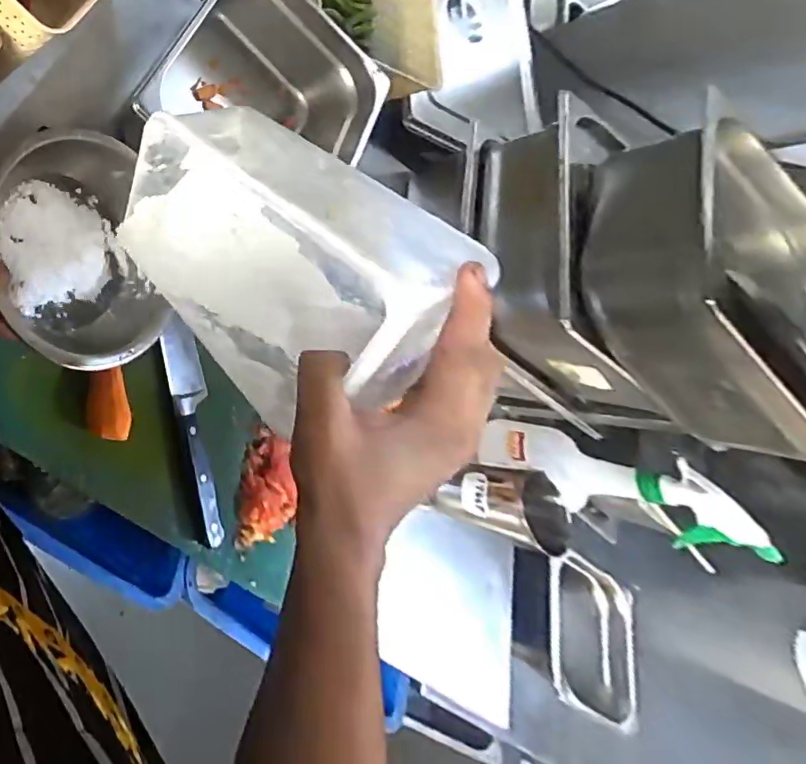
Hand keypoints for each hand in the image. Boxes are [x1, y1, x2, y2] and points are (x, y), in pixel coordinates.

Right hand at [291, 263, 500, 559]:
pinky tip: (422, 355)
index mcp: (441, 418)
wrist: (346, 534)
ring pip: (477, 379)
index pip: (463, 353)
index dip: (469, 309)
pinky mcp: (439, 444)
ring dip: (467, 342)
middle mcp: (462, 426)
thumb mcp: (321, 420)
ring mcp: (455, 438)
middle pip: (484, 364)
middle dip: (476, 322)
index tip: (471, 272)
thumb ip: (324, 373)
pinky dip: (453, 362)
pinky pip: (460, 390)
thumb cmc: (338, 480)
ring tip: (443, 312)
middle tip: (455, 286)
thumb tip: (334, 349)